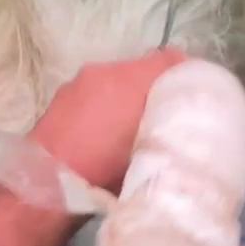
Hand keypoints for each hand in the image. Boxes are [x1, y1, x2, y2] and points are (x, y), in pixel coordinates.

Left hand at [30, 49, 186, 192]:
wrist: (46, 185)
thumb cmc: (104, 171)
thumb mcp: (150, 154)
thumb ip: (170, 130)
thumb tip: (185, 125)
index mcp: (129, 80)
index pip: (170, 59)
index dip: (189, 73)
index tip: (198, 93)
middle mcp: (103, 71)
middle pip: (142, 69)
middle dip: (158, 88)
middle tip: (169, 114)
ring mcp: (78, 82)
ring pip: (116, 81)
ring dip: (129, 97)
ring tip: (136, 126)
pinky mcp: (61, 97)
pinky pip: (94, 93)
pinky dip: (106, 105)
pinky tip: (106, 132)